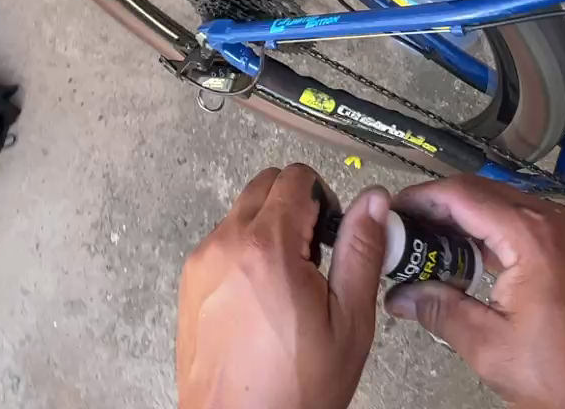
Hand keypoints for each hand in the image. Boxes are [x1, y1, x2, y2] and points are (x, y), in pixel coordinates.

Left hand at [177, 164, 390, 408]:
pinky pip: (222, 239)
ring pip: (243, 209)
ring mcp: (202, 260)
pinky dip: (244, 249)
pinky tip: (260, 296)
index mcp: (268, 245)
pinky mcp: (189, 280)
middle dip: (295, 204)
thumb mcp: (348, 322)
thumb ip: (361, 250)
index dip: (322, 198)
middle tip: (313, 254)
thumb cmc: (296, 388)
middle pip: (266, 183)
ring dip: (268, 226)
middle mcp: (227, 241)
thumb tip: (375, 199)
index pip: (296, 177)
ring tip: (287, 281)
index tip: (330, 235)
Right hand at [385, 175, 564, 408]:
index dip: (421, 198)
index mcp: (529, 234)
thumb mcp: (491, 348)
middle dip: (438, 204)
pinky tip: (470, 255)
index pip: (460, 194)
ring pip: (499, 201)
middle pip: (479, 190)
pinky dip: (489, 227)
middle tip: (405, 228)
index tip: (393, 210)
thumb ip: (440, 311)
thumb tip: (400, 296)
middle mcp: (549, 218)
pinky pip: (520, 218)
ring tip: (430, 242)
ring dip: (463, 215)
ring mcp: (564, 229)